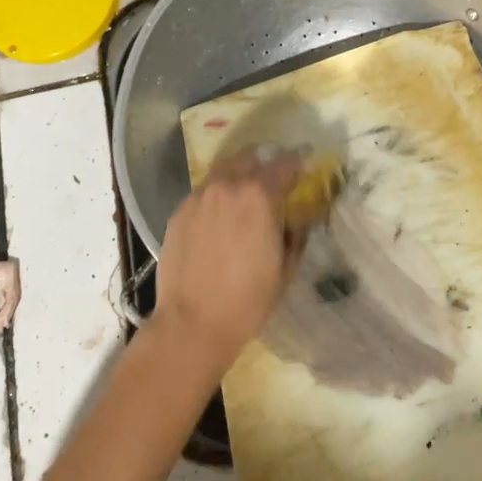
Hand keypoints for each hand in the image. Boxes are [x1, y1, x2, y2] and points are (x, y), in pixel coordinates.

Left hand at [152, 149, 302, 367]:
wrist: (192, 322)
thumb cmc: (248, 301)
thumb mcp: (285, 270)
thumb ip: (294, 235)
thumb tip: (296, 221)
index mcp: (260, 196)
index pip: (284, 164)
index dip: (297, 164)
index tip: (302, 169)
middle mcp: (228, 186)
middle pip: (249, 157)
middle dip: (264, 164)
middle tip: (272, 182)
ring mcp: (199, 197)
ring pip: (223, 170)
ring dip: (238, 175)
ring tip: (243, 197)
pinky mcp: (179, 212)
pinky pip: (203, 192)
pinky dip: (216, 196)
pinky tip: (218, 219)